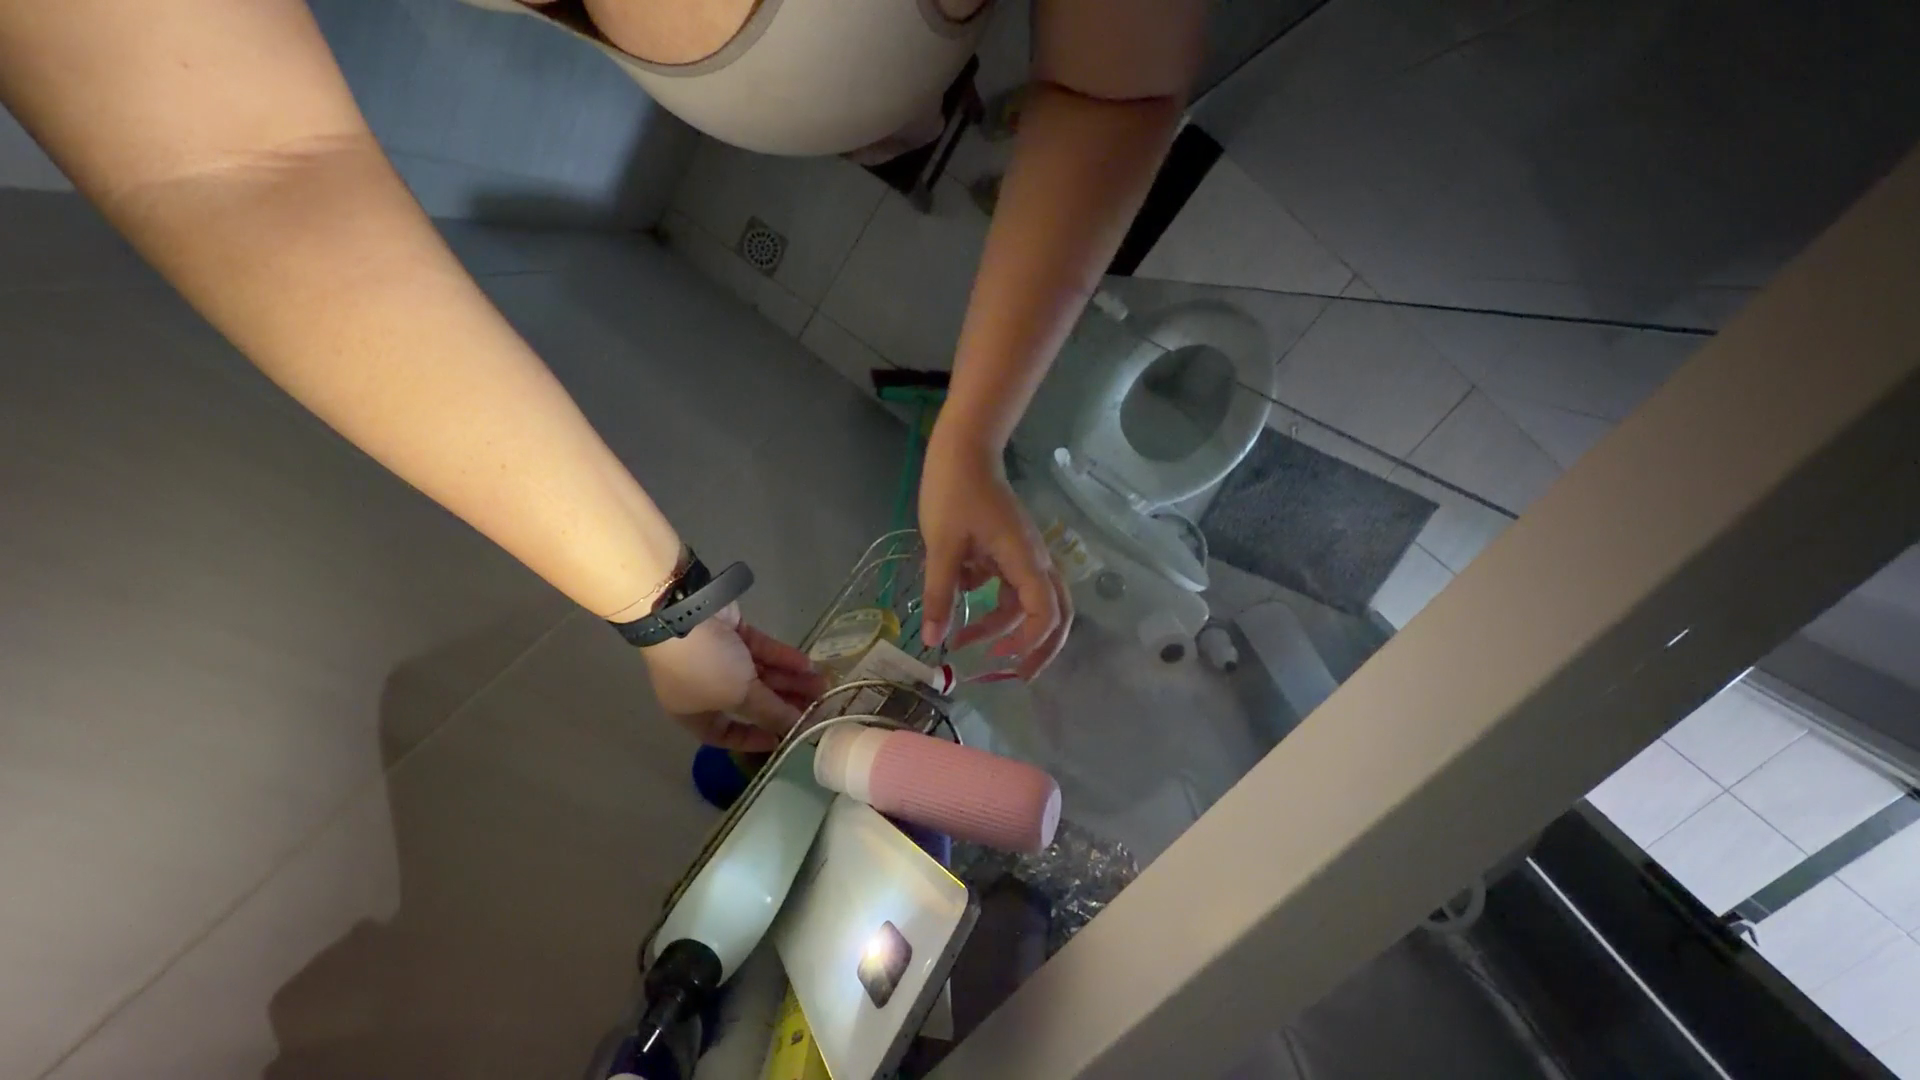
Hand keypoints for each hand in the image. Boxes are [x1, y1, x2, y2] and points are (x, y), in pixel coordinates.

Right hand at [639, 605, 828, 750]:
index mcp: (693, 712)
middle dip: (783, 704)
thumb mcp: (739, 696)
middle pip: (751, 702)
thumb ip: (770, 712)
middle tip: (815, 707)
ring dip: (789, 680)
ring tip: (821, 684)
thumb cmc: (705, 667)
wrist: (685, 611)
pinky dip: (781, 658)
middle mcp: (705, 687)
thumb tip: (793, 727)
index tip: (782, 739)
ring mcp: (719, 658)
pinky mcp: (732, 633)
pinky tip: (807, 665)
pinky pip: (761, 651)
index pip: (723, 734)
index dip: (752, 739)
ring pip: (759, 674)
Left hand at [918, 426, 1071, 679]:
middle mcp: (1033, 560)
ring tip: (966, 642)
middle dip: (1039, 647)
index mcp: (1024, 559)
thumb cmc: (954, 491)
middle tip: (1016, 677)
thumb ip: (940, 594)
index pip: (1045, 611)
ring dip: (1002, 625)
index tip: (997, 658)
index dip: (1029, 642)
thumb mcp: (942, 547)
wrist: (963, 449)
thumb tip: (933, 642)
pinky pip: (1008, 584)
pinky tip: (959, 595)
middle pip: (1056, 612)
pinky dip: (989, 599)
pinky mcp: (1009, 549)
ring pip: (1027, 601)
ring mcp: (1023, 554)